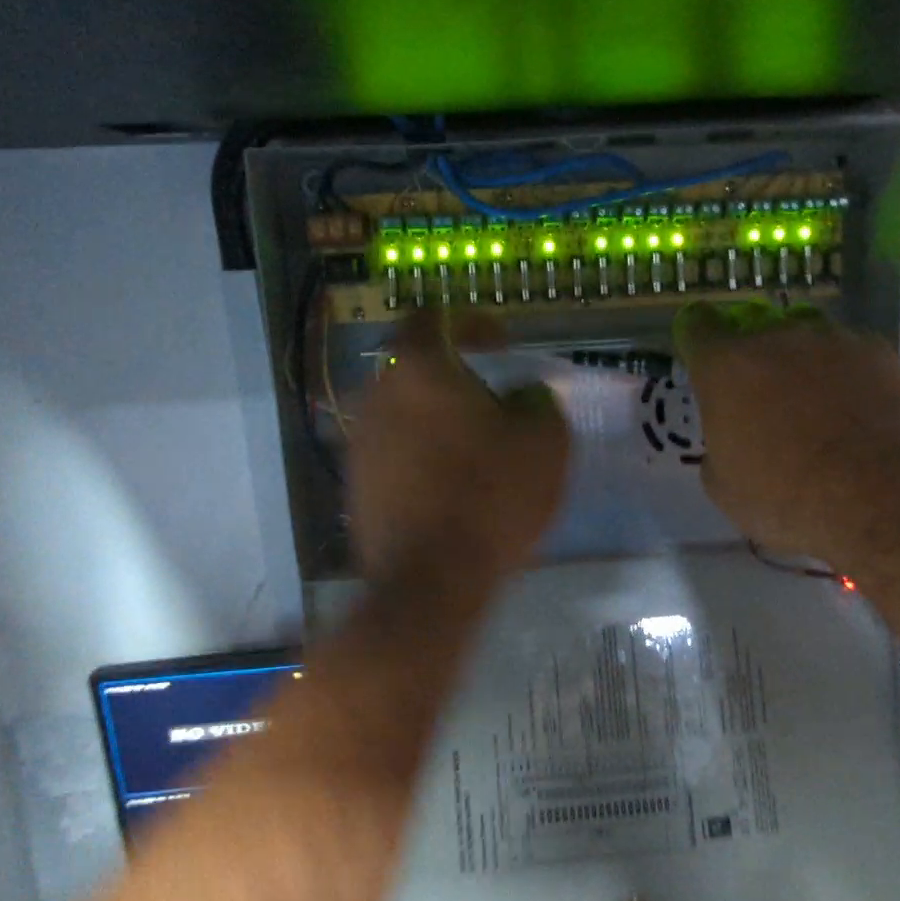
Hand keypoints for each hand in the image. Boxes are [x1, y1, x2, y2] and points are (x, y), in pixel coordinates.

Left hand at [347, 310, 570, 583]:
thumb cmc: (490, 498)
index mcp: (418, 369)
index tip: (502, 345)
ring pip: (402, 411)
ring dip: (437, 418)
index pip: (435, 319)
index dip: (472, 324)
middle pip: (414, 367)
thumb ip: (538, 403)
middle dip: (454, 375)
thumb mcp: (544, 443)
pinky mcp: (355, 486)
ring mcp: (359, 443)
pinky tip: (452, 484)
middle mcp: (376, 395)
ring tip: (477, 445)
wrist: (429, 581)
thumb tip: (524, 397)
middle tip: (493, 397)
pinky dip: (422, 454)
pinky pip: (394, 452)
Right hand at [675, 301, 899, 565]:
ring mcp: (831, 340)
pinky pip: (850, 358)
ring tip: (822, 417)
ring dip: (804, 371)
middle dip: (758, 369)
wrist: (876, 498)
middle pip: (757, 339)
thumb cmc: (784, 498)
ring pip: (806, 346)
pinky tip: (859, 417)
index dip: (699, 342)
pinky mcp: (877, 351)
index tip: (708, 366)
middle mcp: (774, 339)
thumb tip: (734, 439)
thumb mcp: (724, 487)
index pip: (697, 326)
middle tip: (771, 414)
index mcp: (725, 367)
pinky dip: (848, 379)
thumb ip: (719, 446)